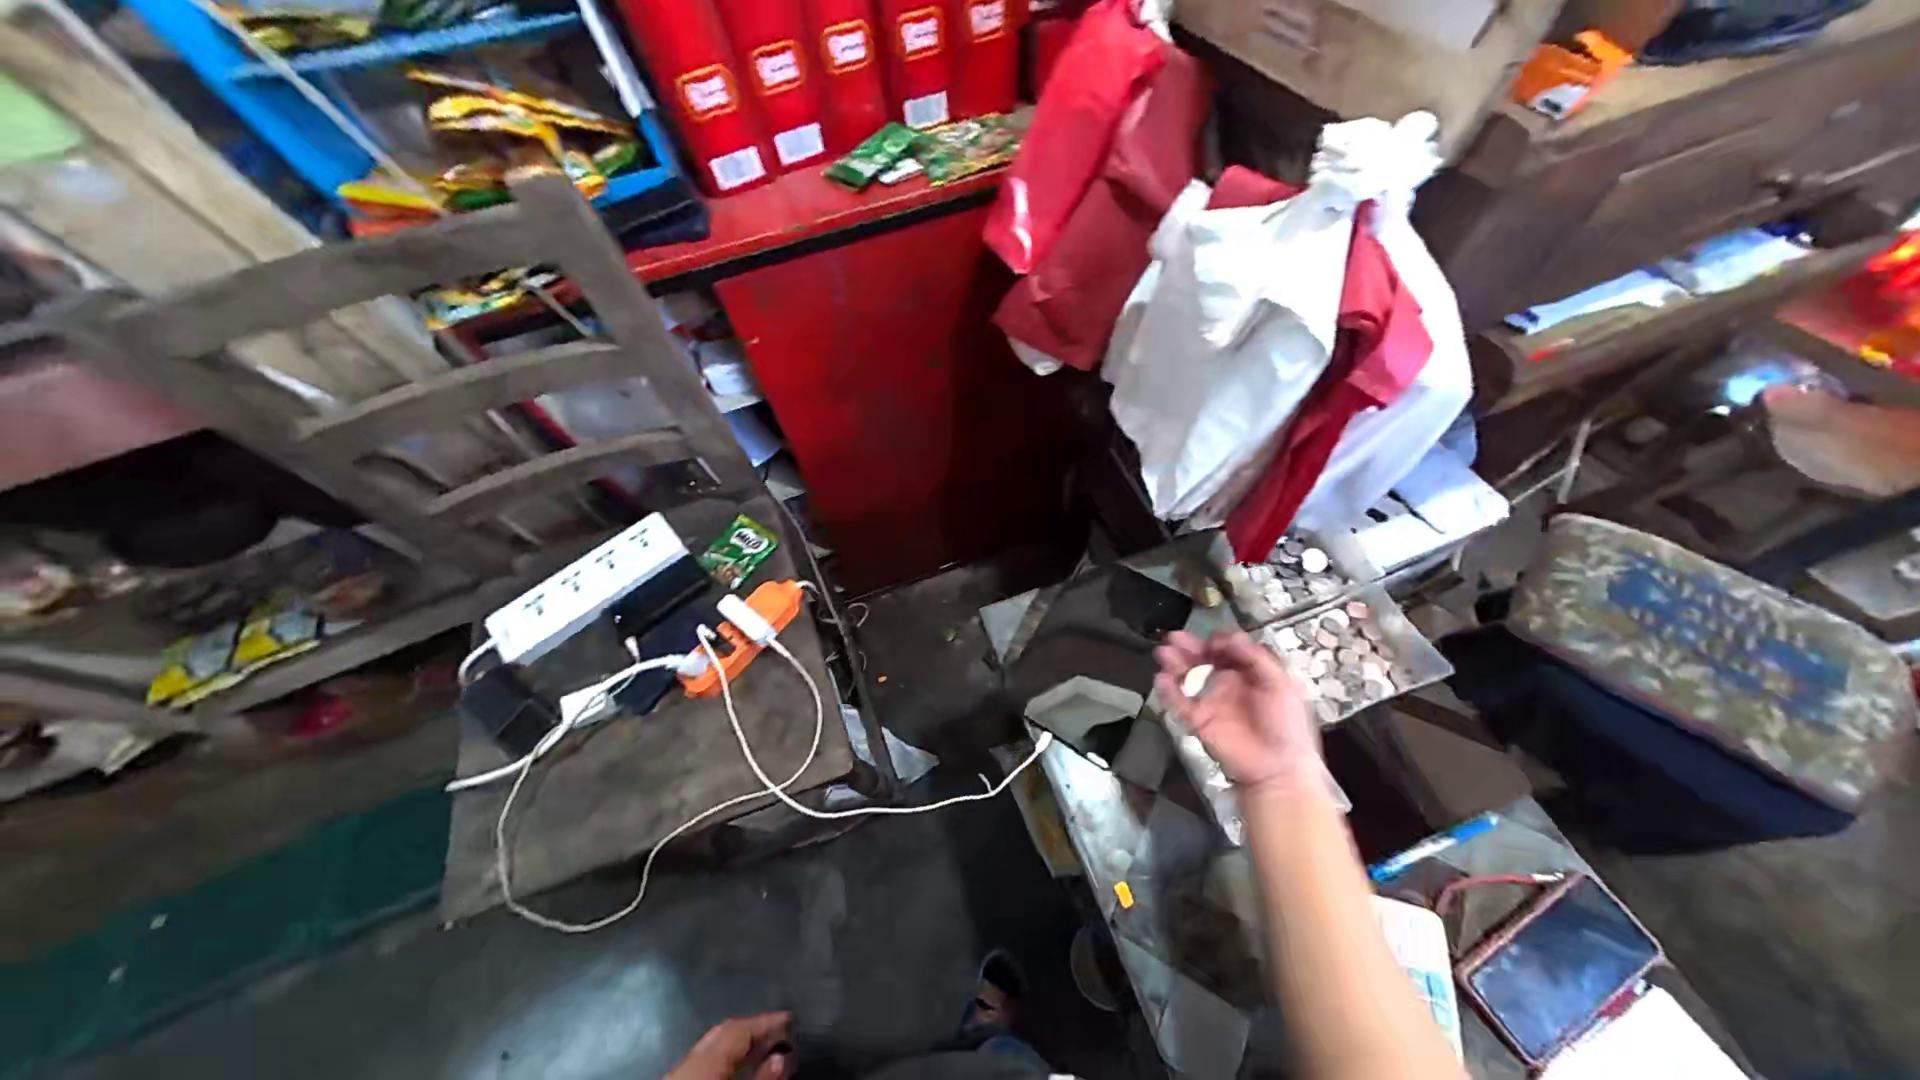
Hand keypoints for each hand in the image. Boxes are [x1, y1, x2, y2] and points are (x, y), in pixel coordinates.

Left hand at [664, 1013, 792, 1079]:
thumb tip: (780, 1058)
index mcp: (706, 1058)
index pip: (740, 1028)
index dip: (767, 1020)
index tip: (790, 1017)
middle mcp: (688, 1058)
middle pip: (723, 1032)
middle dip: (752, 1028)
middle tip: (779, 1029)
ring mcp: (676, 1070)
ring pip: (710, 1045)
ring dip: (737, 1043)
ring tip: (762, 1047)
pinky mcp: (673, 1079)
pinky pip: (701, 1058)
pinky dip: (721, 1056)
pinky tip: (735, 1065)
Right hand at [1153, 630, 1319, 793]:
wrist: (1278, 768)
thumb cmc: (1287, 727)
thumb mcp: (1282, 685)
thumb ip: (1258, 658)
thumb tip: (1233, 638)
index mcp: (1249, 675)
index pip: (1228, 651)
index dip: (1218, 642)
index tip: (1213, 641)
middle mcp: (1228, 686)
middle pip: (1203, 660)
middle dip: (1189, 647)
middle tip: (1177, 638)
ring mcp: (1212, 702)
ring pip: (1187, 678)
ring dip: (1175, 663)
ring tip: (1164, 652)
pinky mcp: (1199, 721)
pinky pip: (1179, 703)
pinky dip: (1169, 691)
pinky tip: (1162, 679)